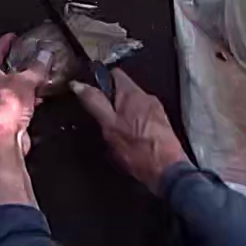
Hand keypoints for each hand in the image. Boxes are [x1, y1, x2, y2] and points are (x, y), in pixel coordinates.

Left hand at [0, 33, 53, 206]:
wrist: (2, 141)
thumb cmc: (4, 110)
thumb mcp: (25, 82)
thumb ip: (37, 67)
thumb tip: (44, 55)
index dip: (5, 41)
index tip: (13, 36)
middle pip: (2, 67)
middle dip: (17, 60)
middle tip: (29, 52)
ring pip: (10, 83)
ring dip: (25, 78)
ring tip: (39, 71)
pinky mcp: (3, 113)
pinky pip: (16, 98)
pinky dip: (28, 94)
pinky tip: (39, 94)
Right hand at [70, 68, 189, 192]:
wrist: (167, 173)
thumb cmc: (136, 149)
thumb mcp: (108, 125)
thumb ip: (94, 102)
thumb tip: (78, 84)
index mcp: (132, 93)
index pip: (114, 73)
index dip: (100, 80)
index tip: (92, 94)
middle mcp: (147, 97)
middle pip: (123, 89)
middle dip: (111, 101)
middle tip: (102, 120)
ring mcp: (156, 111)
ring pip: (132, 104)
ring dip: (122, 114)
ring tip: (116, 133)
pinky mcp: (162, 124)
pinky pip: (142, 116)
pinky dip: (133, 123)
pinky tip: (130, 140)